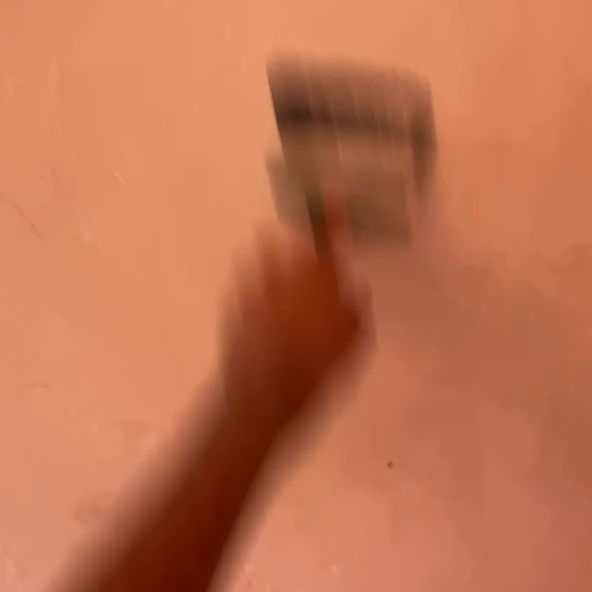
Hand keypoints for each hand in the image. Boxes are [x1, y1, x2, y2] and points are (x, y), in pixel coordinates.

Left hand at [221, 223, 369, 427]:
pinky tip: (266, 304)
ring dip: (274, 257)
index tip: (334, 195)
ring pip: (263, 258)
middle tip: (308, 247)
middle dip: (298, 237)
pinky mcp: (235, 308)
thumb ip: (354, 308)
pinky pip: (247, 285)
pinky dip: (258, 287)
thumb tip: (353, 290)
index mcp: (319, 279)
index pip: (328, 237)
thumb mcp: (356, 340)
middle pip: (288, 241)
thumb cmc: (319, 369)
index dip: (333, 214)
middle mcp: (284, 276)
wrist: (265, 397)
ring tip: (282, 270)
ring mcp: (255, 290)